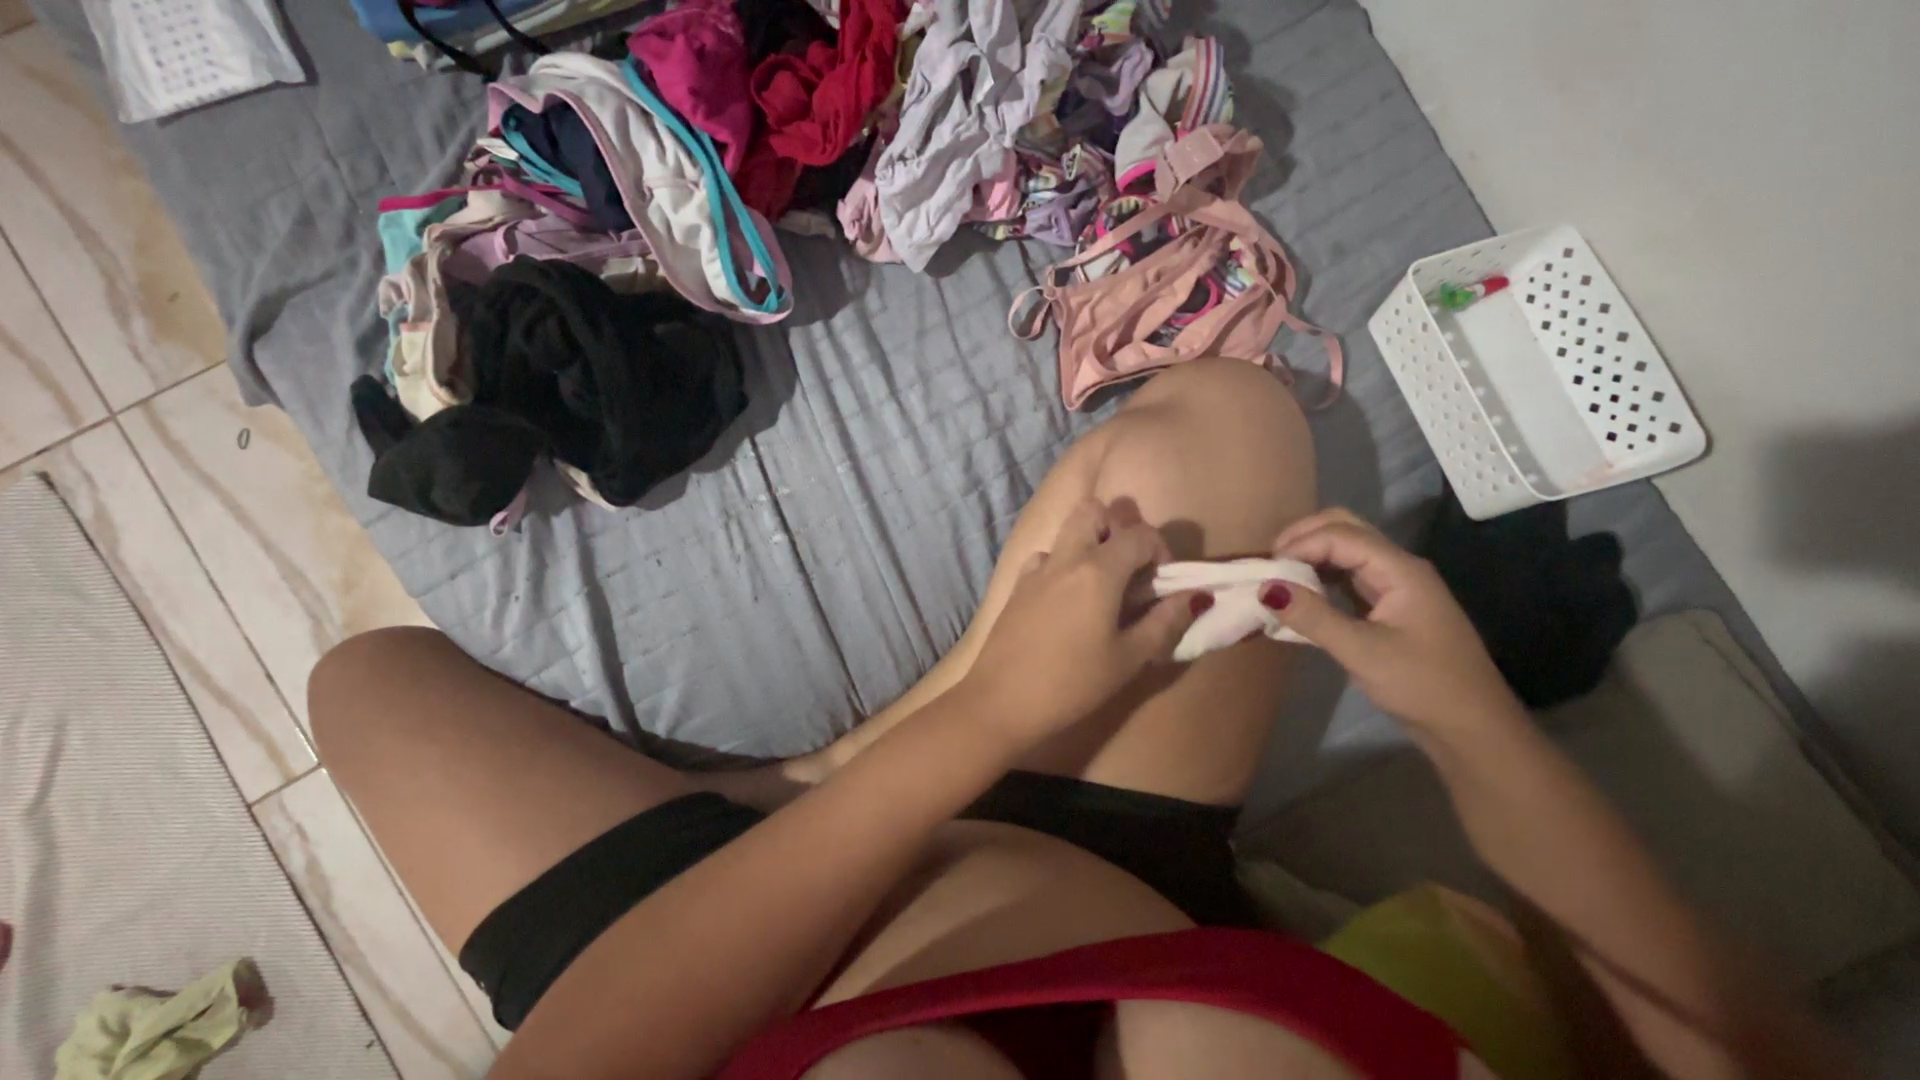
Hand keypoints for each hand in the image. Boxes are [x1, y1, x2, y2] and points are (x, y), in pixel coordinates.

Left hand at [957, 500, 1204, 743]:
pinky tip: (1067, 601)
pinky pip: (1045, 557)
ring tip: (1102, 585)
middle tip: (1130, 568)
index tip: (1163, 584)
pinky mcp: (1017, 587)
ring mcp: (1036, 569)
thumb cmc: (1072, 684)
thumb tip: (1195, 596)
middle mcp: (1066, 558)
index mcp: (1098, 570)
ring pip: (1067, 530)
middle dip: (1118, 528)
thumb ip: (1165, 622)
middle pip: (1094, 511)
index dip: (1161, 551)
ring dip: (1090, 543)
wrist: (1000, 702)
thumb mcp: (1129, 659)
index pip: (1140, 534)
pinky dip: (1063, 565)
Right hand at [1266, 508, 1519, 731]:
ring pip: (1347, 551)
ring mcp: (1395, 587)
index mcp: (1400, 570)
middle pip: (1346, 529)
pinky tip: (1300, 596)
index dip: (1300, 545)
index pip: (1341, 535)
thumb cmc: (1422, 686)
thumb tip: (1265, 588)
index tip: (1265, 570)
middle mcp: (1398, 568)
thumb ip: (1314, 617)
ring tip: (1277, 578)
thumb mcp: (1362, 653)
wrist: (1471, 726)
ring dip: (1311, 556)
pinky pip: (1349, 577)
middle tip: (1268, 564)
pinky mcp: (1389, 607)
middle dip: (1304, 538)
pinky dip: (1321, 577)